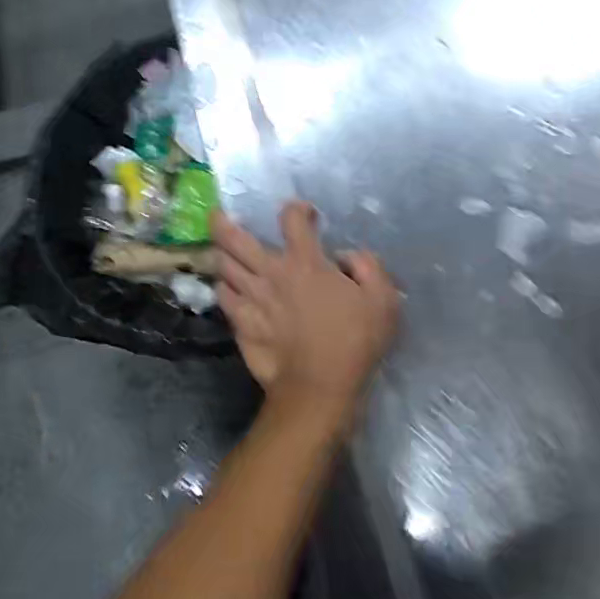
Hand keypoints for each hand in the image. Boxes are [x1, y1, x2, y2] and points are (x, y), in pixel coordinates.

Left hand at [212, 202, 398, 416]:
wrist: (319, 390)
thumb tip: (346, 256)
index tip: (304, 213)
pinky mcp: (241, 326)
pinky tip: (226, 286)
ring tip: (221, 248)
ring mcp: (252, 300)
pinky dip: (223, 287)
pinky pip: (224, 298)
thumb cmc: (354, 342)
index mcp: (305, 263)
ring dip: (221, 253)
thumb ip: (368, 266)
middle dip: (222, 223)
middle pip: (236, 239)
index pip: (292, 219)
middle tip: (217, 214)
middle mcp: (271, 274)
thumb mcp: (383, 299)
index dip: (296, 208)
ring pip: (224, 267)